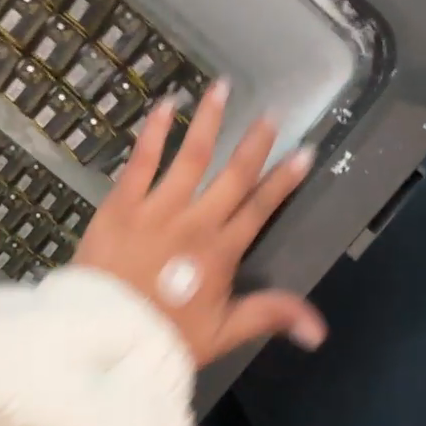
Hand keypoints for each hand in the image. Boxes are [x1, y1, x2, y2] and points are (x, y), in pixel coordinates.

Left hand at [73, 79, 326, 365]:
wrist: (104, 335)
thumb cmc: (162, 337)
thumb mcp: (222, 334)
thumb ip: (269, 316)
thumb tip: (320, 330)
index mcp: (221, 252)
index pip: (259, 209)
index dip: (283, 181)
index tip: (303, 153)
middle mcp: (196, 222)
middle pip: (232, 177)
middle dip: (254, 145)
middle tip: (270, 115)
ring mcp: (157, 208)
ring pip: (191, 157)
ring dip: (208, 122)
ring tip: (222, 88)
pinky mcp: (121, 204)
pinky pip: (141, 161)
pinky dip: (153, 132)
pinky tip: (164, 105)